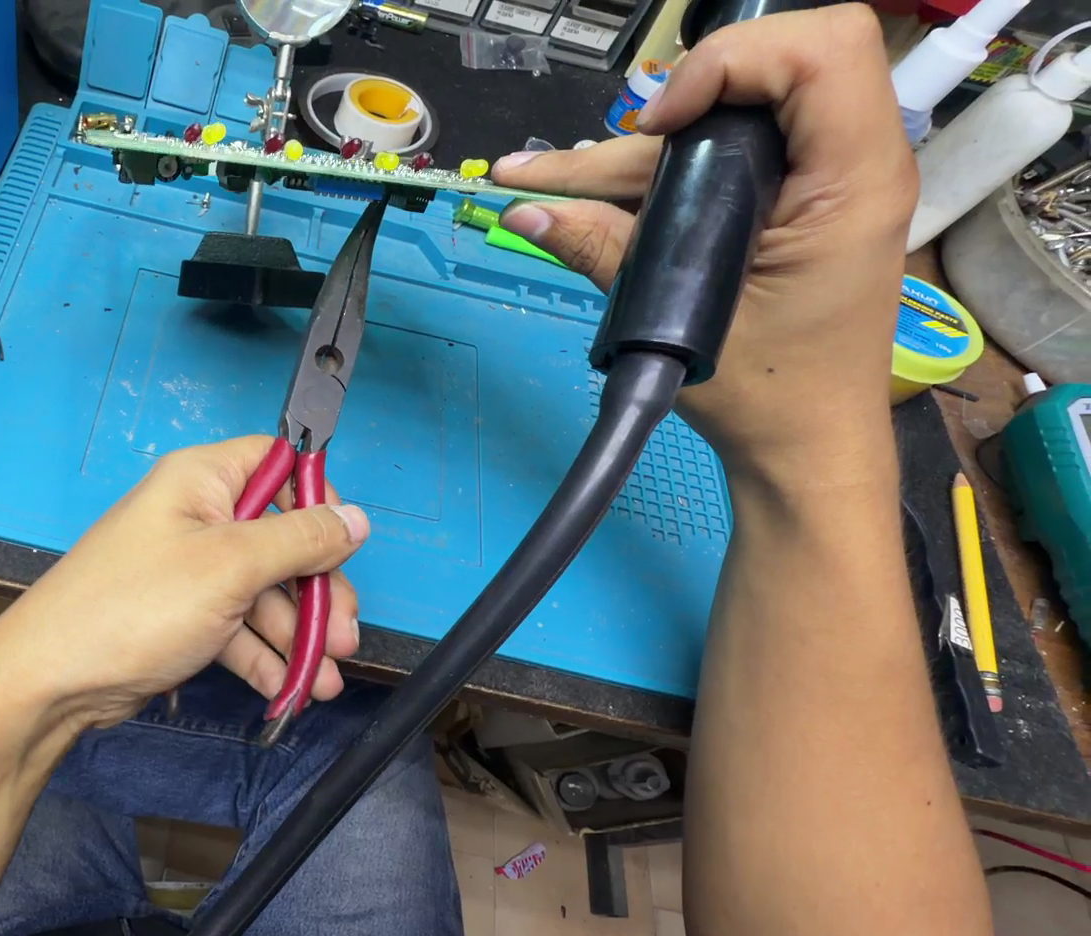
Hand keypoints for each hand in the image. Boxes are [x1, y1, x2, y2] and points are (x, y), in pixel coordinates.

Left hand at [0, 437, 370, 733]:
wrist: (55, 680)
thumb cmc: (139, 605)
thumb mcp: (230, 566)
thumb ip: (300, 540)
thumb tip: (355, 518)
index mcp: (201, 480)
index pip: (275, 464)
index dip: (314, 498)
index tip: (342, 544)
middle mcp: (196, 518)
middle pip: (279, 539)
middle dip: (317, 590)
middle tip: (347, 636)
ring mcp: (189, 572)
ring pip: (263, 593)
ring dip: (299, 635)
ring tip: (327, 678)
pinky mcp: (183, 618)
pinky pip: (237, 628)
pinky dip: (265, 657)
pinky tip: (292, 690)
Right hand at [493, 6, 914, 495]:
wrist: (801, 442)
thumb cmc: (767, 393)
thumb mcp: (680, 318)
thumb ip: (608, 254)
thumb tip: (528, 215)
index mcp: (848, 180)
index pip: (815, 54)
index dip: (727, 67)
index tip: (653, 131)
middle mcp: (833, 166)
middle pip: (729, 102)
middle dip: (624, 138)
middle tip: (531, 176)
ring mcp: (800, 189)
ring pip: (698, 146)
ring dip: (610, 168)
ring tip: (526, 185)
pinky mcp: (769, 214)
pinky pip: (699, 179)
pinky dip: (632, 190)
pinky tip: (571, 204)